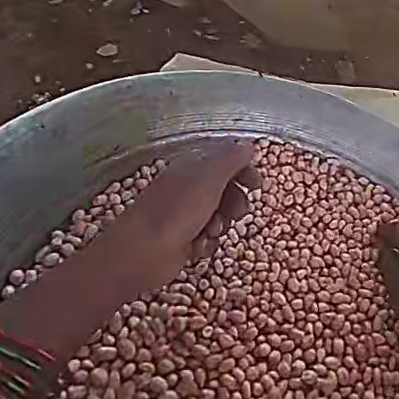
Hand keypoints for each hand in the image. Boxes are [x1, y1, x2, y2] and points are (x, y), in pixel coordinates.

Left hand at [106, 141, 258, 267]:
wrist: (142, 252)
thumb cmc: (177, 211)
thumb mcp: (209, 178)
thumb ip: (231, 160)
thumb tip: (247, 146)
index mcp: (190, 167)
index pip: (223, 161)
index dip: (243, 170)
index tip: (256, 185)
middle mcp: (186, 188)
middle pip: (224, 190)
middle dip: (234, 202)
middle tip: (236, 212)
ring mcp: (183, 214)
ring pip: (218, 216)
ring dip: (220, 225)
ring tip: (210, 231)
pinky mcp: (182, 239)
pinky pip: (206, 238)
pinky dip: (206, 243)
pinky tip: (196, 248)